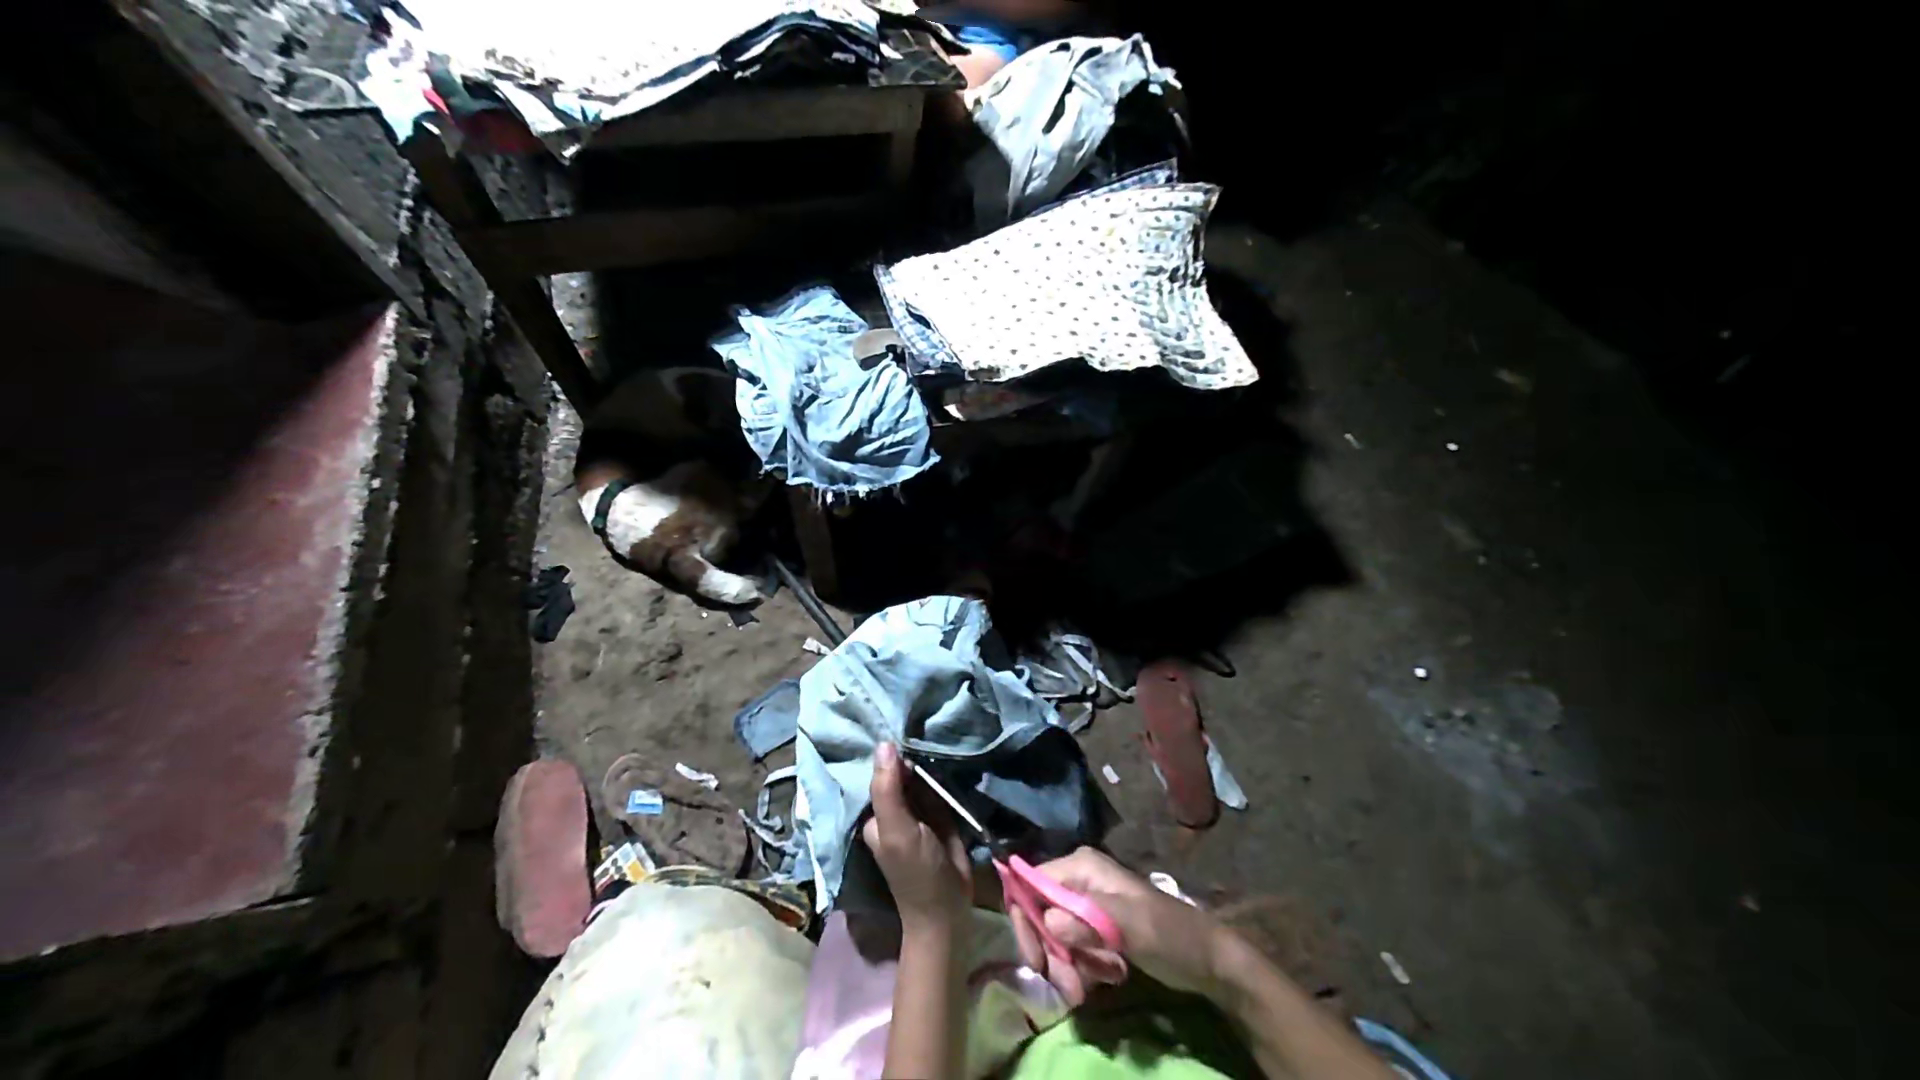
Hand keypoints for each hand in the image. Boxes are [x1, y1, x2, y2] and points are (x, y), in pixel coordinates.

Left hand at [862, 743, 973, 934]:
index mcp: (877, 813)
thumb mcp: (896, 831)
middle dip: (913, 754)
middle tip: (926, 724)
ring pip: (922, 778)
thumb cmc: (916, 872)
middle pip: (902, 772)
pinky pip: (941, 789)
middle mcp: (896, 809)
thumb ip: (888, 790)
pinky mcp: (941, 816)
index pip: (881, 773)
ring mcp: (920, 812)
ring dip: (930, 761)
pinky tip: (950, 756)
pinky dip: (944, 777)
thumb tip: (884, 745)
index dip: (891, 752)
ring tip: (939, 731)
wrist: (948, 910)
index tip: (904, 725)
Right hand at [1009, 847, 1237, 1004]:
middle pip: (1039, 912)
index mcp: (1081, 866)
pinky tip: (1100, 981)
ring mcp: (1086, 903)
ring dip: (1064, 966)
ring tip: (1084, 991)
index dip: (1026, 920)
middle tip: (1067, 988)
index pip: (1031, 884)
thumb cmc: (1170, 934)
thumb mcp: (1130, 926)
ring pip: (1053, 935)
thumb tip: (1049, 920)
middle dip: (1048, 952)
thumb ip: (1088, 921)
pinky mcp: (1096, 926)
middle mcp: (1078, 879)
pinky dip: (1079, 967)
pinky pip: (1071, 946)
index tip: (1038, 961)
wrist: (1208, 959)